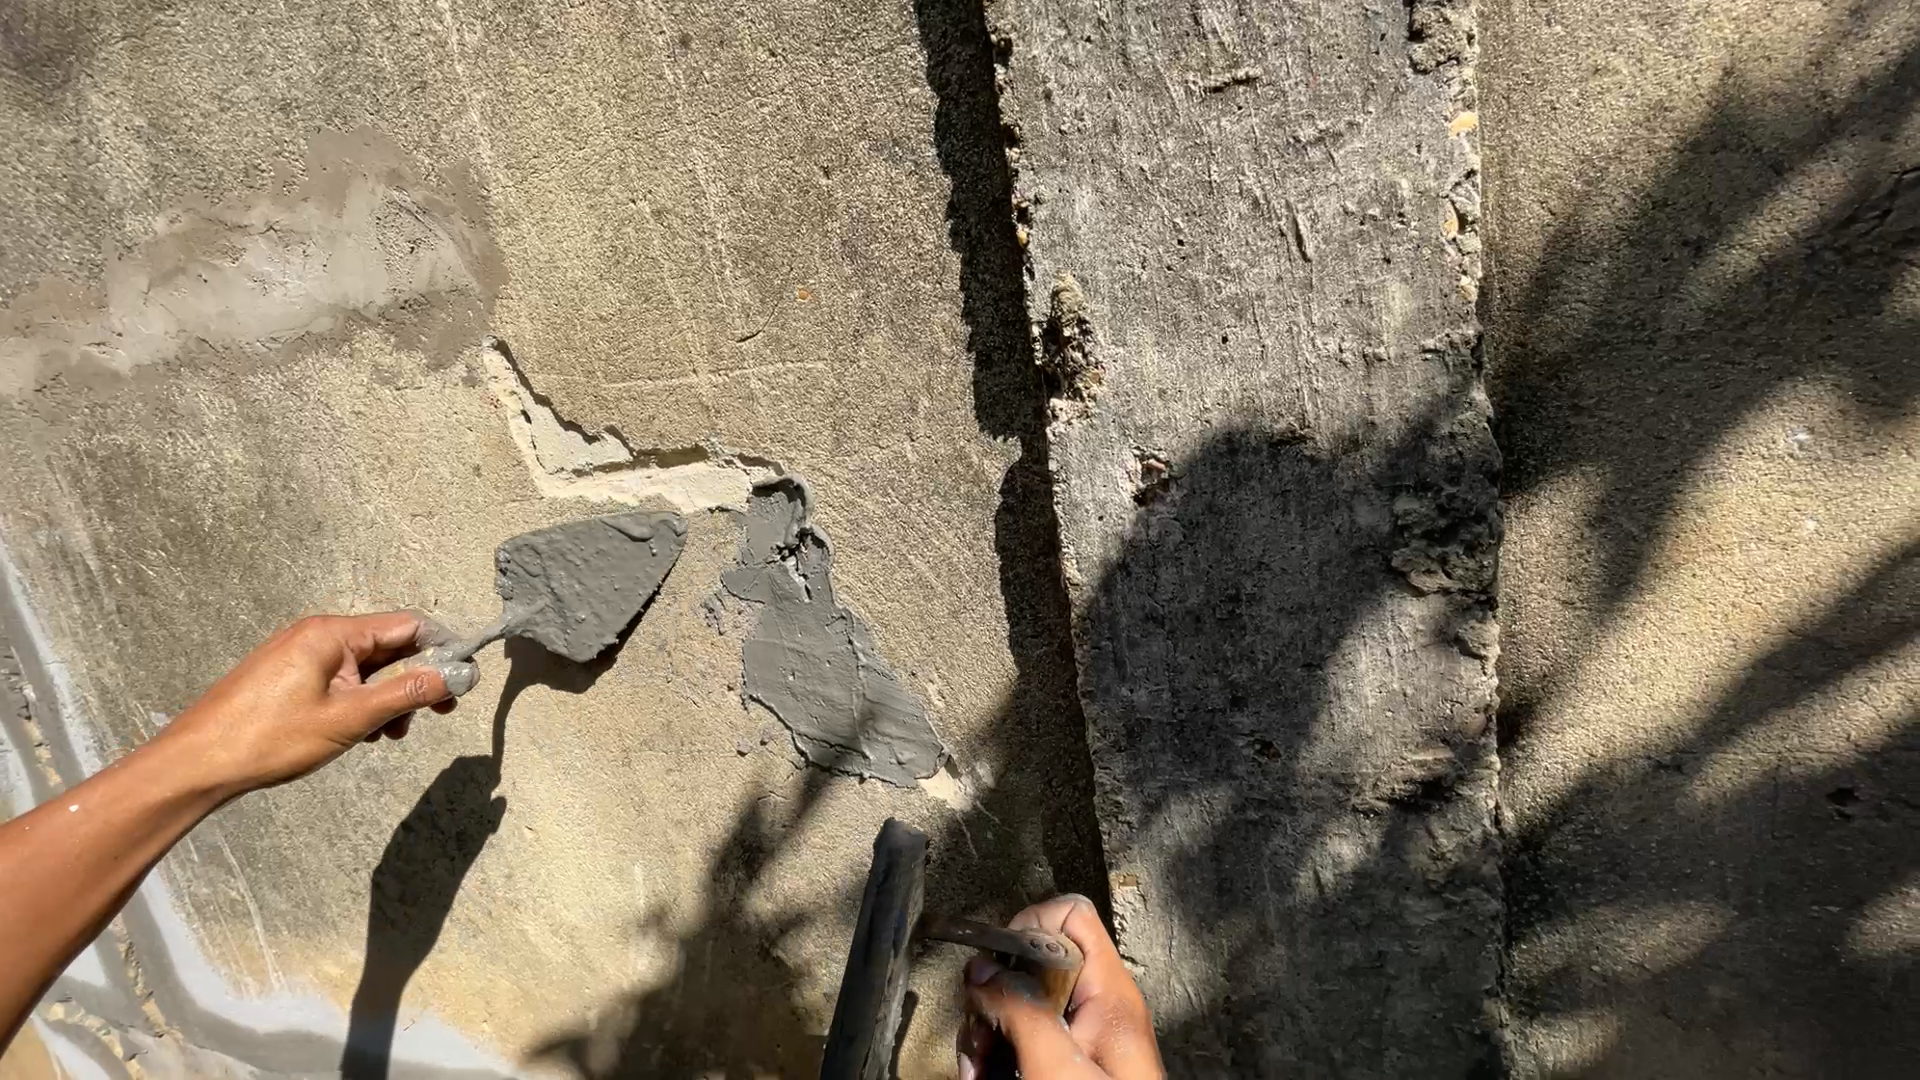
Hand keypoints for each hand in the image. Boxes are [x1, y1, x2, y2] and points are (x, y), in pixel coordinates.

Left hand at [158, 613, 478, 795]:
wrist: (188, 771)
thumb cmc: (268, 740)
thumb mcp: (351, 718)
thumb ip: (410, 693)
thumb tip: (458, 676)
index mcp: (334, 634)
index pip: (411, 626)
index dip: (444, 650)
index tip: (462, 682)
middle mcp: (321, 635)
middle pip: (393, 647)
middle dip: (418, 679)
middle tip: (438, 712)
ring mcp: (303, 655)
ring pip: (371, 668)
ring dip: (392, 696)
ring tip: (393, 733)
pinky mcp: (292, 676)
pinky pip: (347, 679)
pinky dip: (365, 701)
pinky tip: (366, 731)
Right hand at [958, 894, 1164, 1079]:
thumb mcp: (1058, 1067)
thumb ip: (1019, 1009)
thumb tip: (980, 969)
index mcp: (1108, 989)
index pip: (1073, 915)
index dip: (1033, 924)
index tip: (1002, 962)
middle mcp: (1094, 1002)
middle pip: (1034, 957)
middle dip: (995, 988)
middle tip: (977, 1024)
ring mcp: (1077, 1032)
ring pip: (1018, 997)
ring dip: (985, 1026)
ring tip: (973, 1066)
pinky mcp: (1061, 1059)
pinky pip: (1020, 1032)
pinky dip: (994, 1050)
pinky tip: (980, 1074)